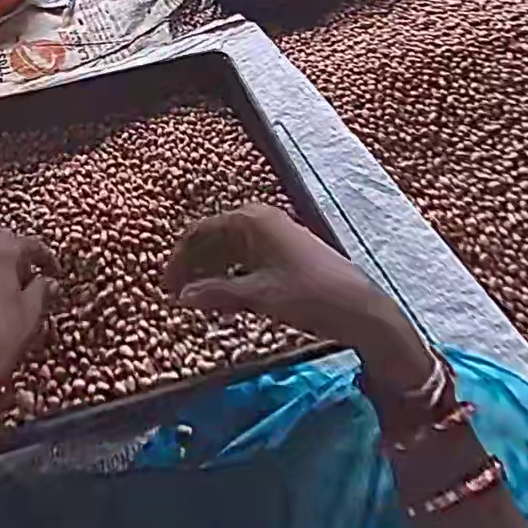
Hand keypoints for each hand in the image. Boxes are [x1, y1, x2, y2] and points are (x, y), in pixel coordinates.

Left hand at [0, 232, 60, 377]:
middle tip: (30, 277)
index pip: (28, 243)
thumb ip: (42, 289)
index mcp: (0, 254)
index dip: (45, 255)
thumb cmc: (2, 335)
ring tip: (9, 292)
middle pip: (1, 243)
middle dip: (18, 255)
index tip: (54, 271)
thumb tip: (50, 282)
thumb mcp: (31, 312)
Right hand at [165, 203, 436, 387]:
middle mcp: (259, 218)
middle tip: (176, 295)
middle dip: (193, 265)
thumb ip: (217, 294)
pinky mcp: (285, 249)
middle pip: (213, 238)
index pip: (199, 232)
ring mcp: (274, 233)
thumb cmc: (309, 295)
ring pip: (229, 249)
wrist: (362, 309)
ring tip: (195, 297)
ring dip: (210, 271)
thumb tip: (182, 297)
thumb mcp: (258, 297)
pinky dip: (230, 274)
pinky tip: (224, 295)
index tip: (165, 286)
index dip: (179, 259)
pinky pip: (246, 257)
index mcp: (250, 219)